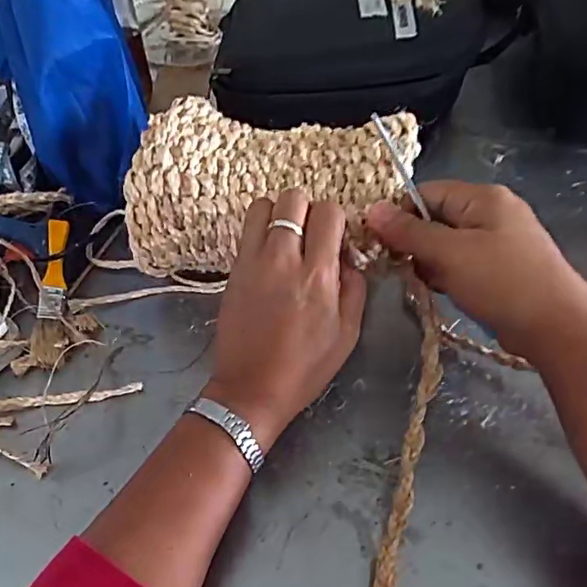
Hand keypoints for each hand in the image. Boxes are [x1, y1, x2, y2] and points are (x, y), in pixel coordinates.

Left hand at [204, 189, 367, 448]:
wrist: (251, 388)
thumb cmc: (304, 368)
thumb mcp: (347, 334)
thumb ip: (354, 288)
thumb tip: (347, 260)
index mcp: (317, 276)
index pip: (329, 212)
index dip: (336, 222)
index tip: (336, 243)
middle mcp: (282, 259)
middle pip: (293, 199)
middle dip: (307, 211)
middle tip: (311, 238)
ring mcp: (252, 263)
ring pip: (262, 206)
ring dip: (278, 215)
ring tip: (286, 242)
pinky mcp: (233, 271)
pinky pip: (245, 232)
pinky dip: (259, 233)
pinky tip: (268, 259)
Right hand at [366, 181, 586, 356]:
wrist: (554, 325)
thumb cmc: (501, 282)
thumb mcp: (450, 254)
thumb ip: (409, 232)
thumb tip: (372, 210)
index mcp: (483, 197)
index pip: (425, 192)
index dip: (399, 215)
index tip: (379, 243)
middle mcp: (492, 212)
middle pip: (435, 218)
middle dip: (415, 244)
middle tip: (403, 269)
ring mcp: (499, 241)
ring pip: (446, 245)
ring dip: (431, 265)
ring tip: (430, 284)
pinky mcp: (500, 268)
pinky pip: (462, 264)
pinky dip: (448, 277)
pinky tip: (447, 293)